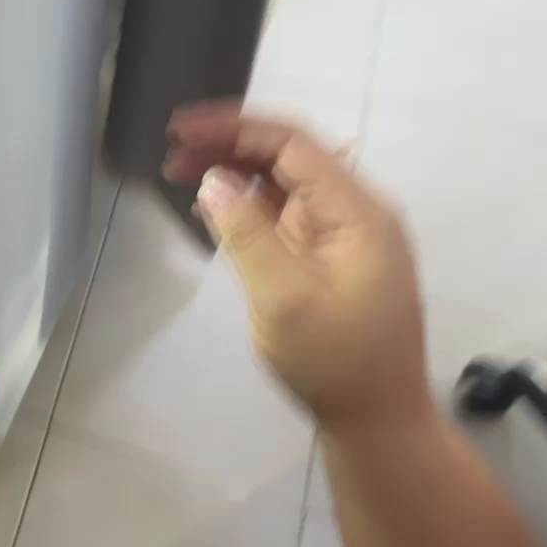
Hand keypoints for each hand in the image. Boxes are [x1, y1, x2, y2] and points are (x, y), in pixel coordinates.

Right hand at [163, 101, 432, 431]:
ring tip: (180, 173)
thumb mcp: (282, 297)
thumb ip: (246, 233)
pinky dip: (243, 203)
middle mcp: (351, 212)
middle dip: (227, 147)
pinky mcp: (324, 256)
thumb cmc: (333, 360)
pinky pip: (281, 213)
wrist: (376, 417)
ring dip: (232, 172)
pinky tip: (210, 207)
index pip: (291, 145)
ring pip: (281, 183)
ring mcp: (339, 234)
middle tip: (171, 155)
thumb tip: (211, 180)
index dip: (233, 128)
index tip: (180, 130)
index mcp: (355, 211)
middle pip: (286, 157)